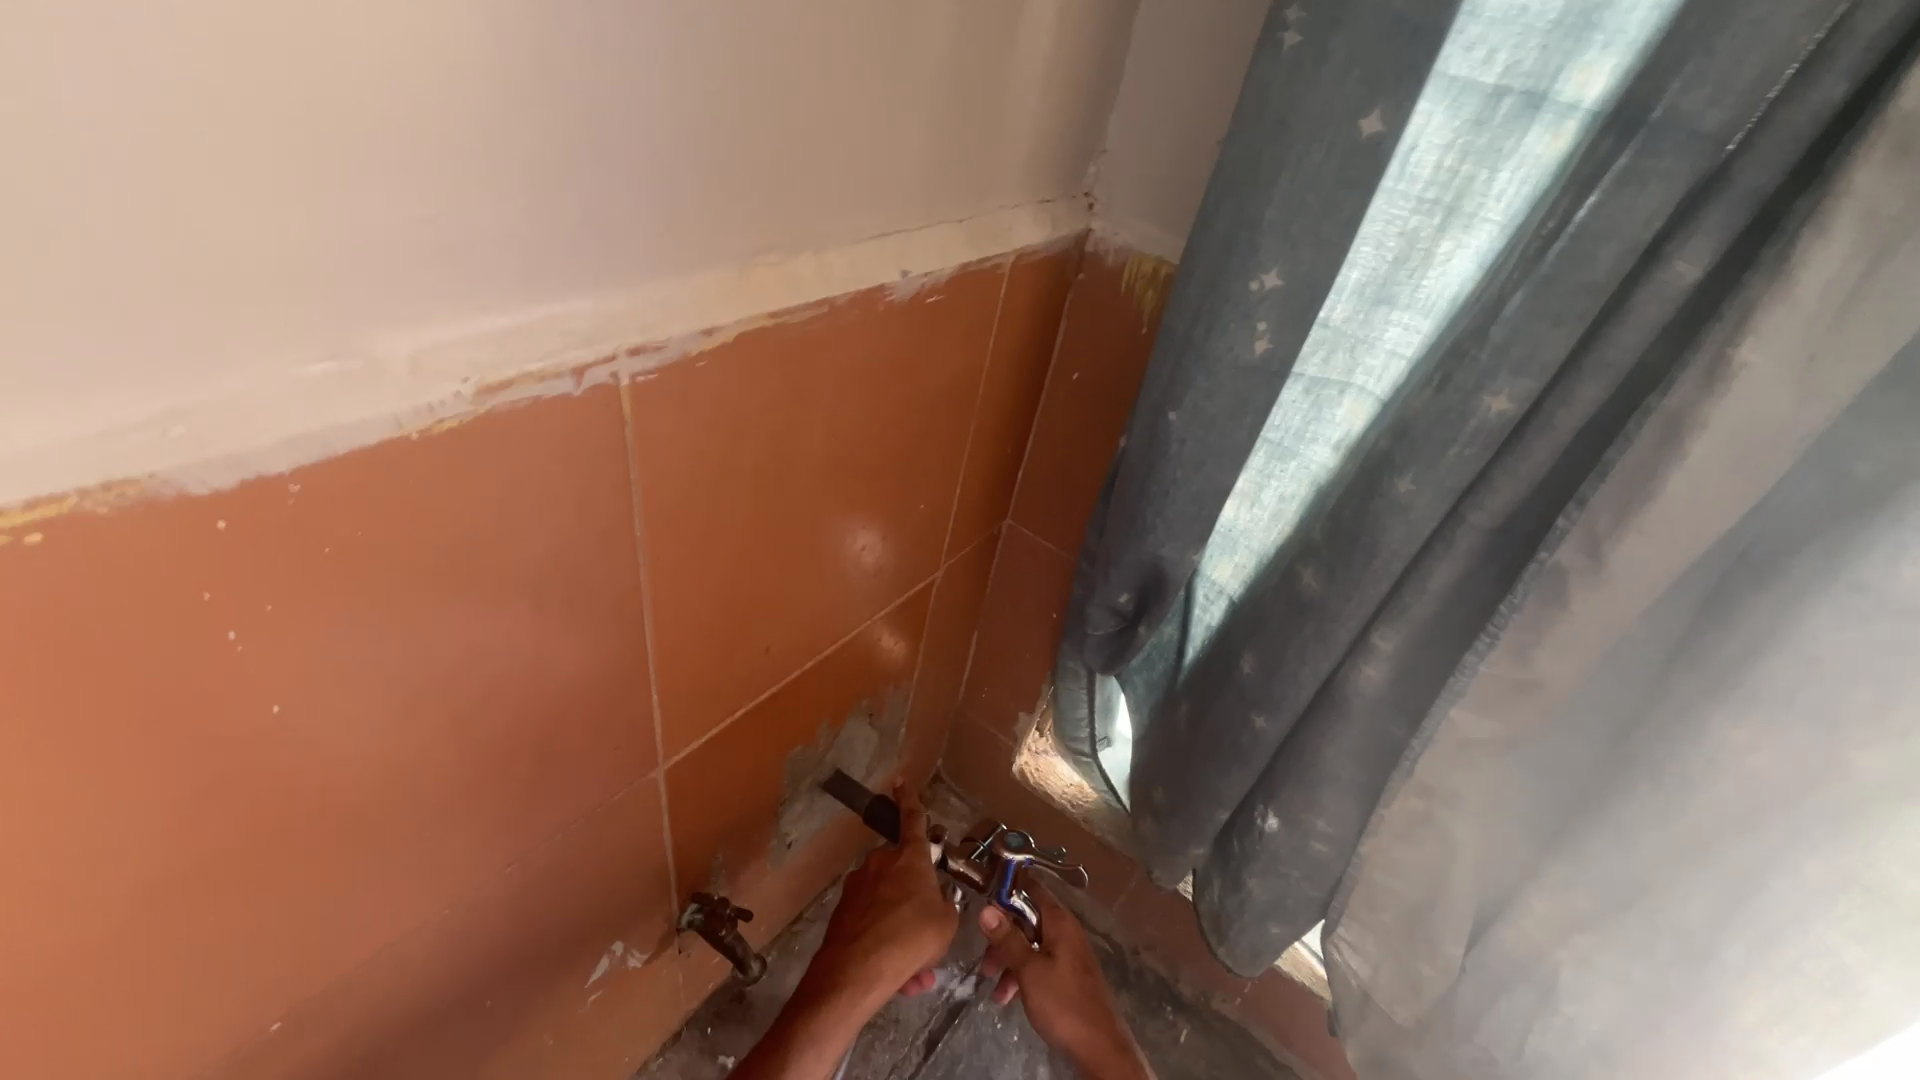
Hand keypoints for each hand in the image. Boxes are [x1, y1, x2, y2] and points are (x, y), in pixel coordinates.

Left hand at [809, 782, 959, 1008]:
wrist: (857, 971)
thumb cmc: (912, 937)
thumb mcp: (946, 924)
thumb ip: (945, 907)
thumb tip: (937, 904)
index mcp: (910, 858)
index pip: (913, 820)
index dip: (910, 800)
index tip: (900, 782)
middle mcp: (881, 864)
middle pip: (903, 874)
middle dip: (915, 901)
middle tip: (927, 933)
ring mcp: (858, 886)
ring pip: (889, 906)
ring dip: (903, 933)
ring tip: (915, 973)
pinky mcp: (843, 912)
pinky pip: (873, 925)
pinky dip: (886, 946)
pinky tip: (897, 978)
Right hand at [978, 886, 1153, 1079]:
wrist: (1100, 1048)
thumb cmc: (1063, 1003)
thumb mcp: (1029, 969)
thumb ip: (1007, 938)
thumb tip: (986, 907)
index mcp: (1059, 922)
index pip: (1031, 888)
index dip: (1007, 889)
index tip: (984, 896)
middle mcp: (1065, 932)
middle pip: (1027, 921)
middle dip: (1003, 937)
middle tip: (984, 959)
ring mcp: (1068, 954)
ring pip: (1031, 946)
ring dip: (1009, 961)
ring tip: (993, 986)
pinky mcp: (1068, 976)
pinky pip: (1040, 965)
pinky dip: (1023, 975)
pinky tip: (1008, 997)